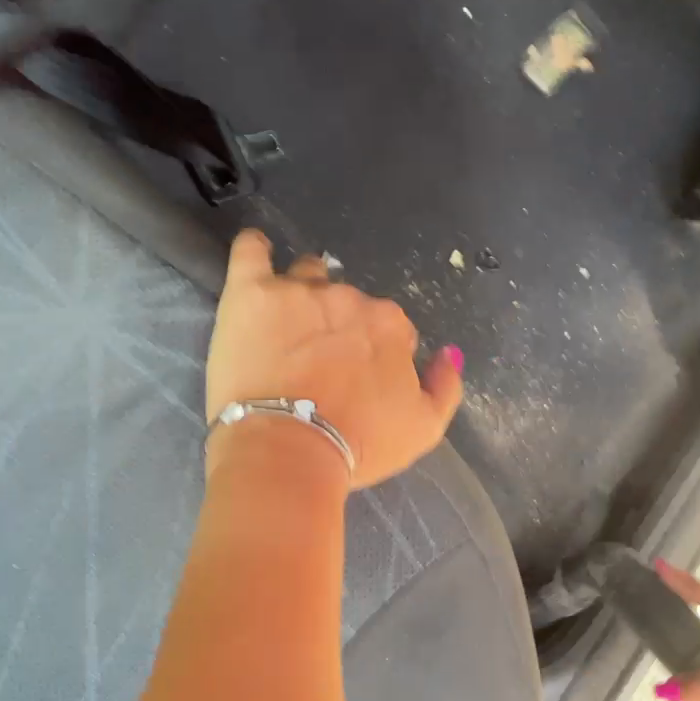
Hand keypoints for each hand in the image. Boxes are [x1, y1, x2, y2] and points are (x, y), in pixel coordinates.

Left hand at [205, 230, 463, 488]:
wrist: (287, 452)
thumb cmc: (359, 445)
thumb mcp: (424, 428)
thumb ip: (446, 385)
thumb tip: (450, 353)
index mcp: (390, 325)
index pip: (390, 327)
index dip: (377, 352)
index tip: (360, 378)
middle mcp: (349, 298)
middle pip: (348, 302)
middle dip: (339, 325)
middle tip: (320, 364)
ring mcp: (298, 291)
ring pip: (305, 275)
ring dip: (303, 290)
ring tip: (289, 321)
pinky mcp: (250, 293)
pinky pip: (250, 252)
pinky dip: (255, 248)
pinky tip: (258, 250)